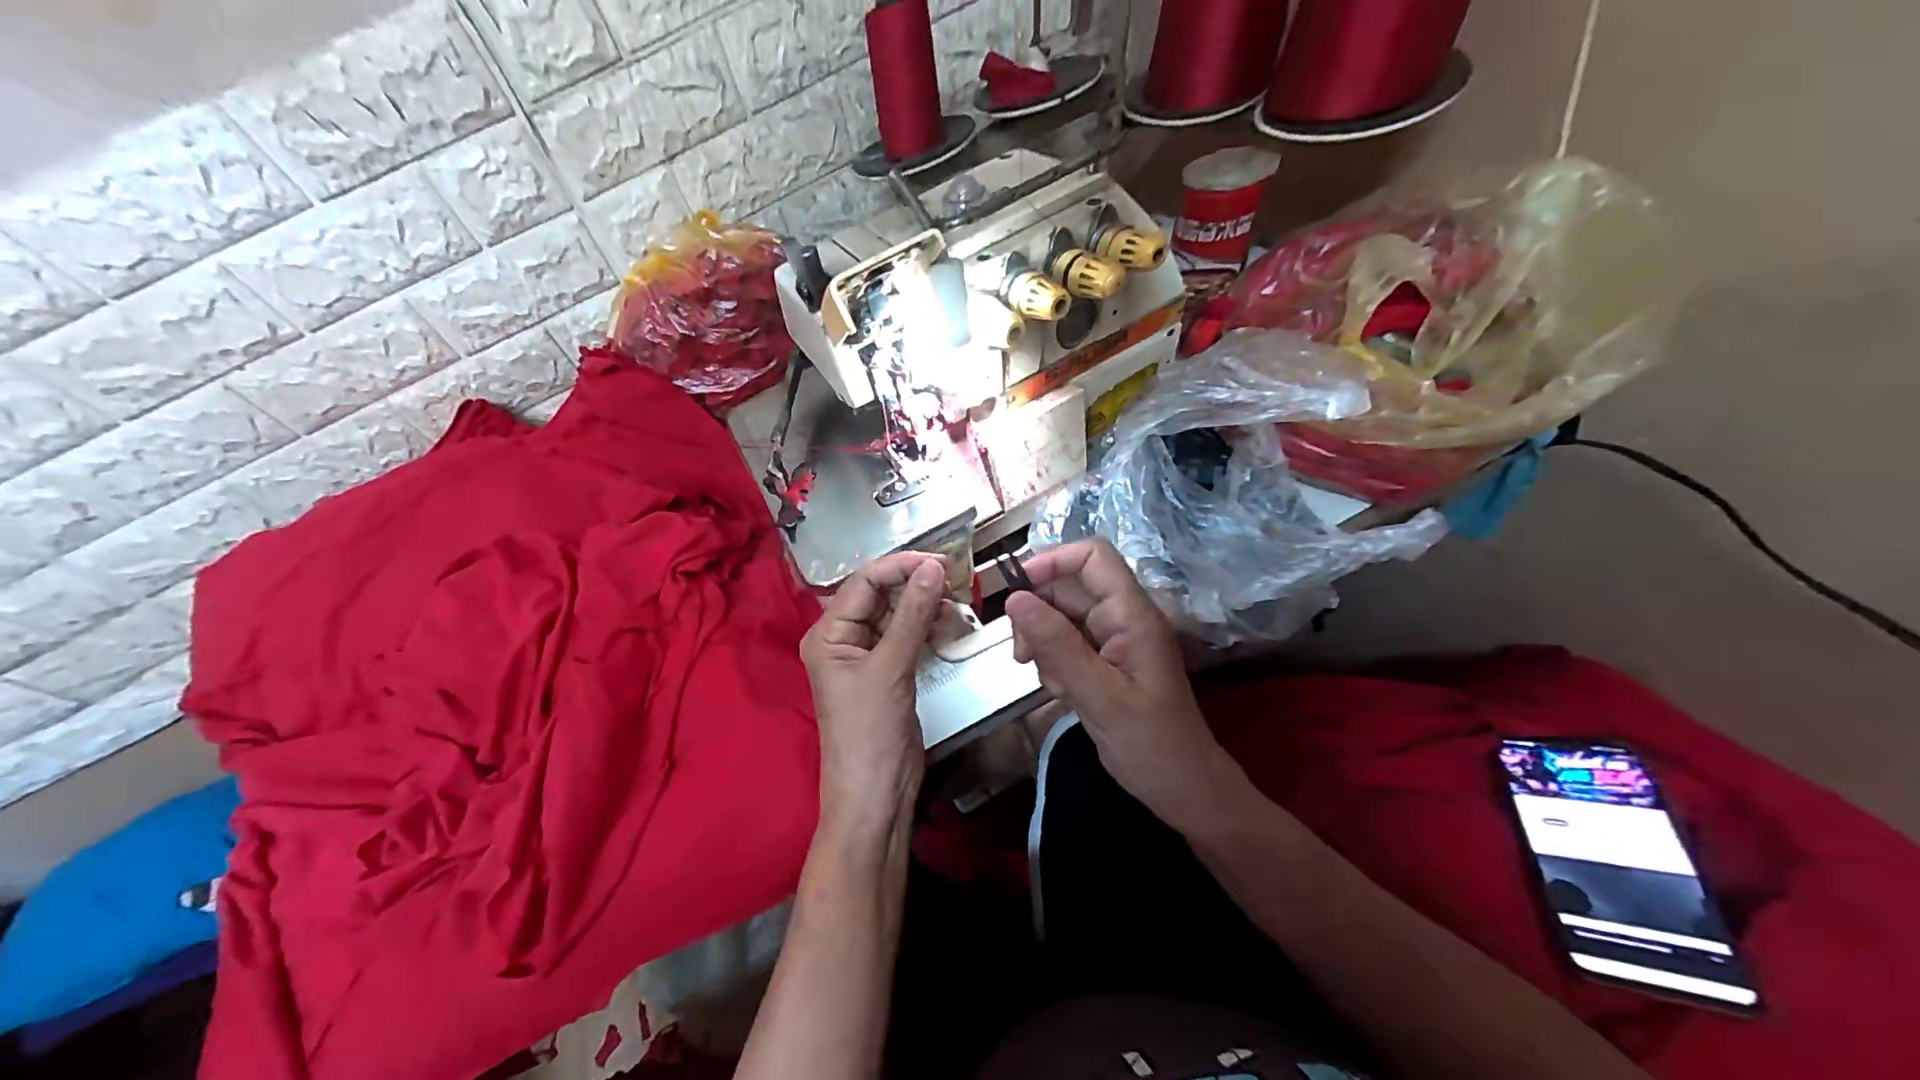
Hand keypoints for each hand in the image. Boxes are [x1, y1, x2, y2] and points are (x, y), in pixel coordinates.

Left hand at [800, 552, 947, 835]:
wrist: (875, 794)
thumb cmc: (870, 731)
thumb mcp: (890, 668)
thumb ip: (912, 615)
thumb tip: (934, 568)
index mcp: (827, 632)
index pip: (864, 581)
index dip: (902, 567)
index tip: (942, 563)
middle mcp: (842, 637)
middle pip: (880, 594)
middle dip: (915, 584)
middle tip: (956, 581)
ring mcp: (866, 654)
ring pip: (896, 613)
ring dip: (924, 605)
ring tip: (956, 604)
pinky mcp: (887, 670)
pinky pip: (906, 635)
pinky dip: (926, 626)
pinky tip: (948, 622)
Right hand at [1004, 540, 1245, 831]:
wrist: (1182, 788)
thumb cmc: (1150, 743)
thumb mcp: (1098, 694)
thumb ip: (1056, 644)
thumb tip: (1014, 599)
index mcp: (1132, 615)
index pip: (1092, 557)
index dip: (1052, 561)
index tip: (1016, 591)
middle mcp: (1122, 618)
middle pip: (1068, 588)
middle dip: (1038, 615)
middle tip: (1022, 654)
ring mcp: (1113, 640)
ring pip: (1061, 618)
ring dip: (1044, 644)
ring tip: (1053, 683)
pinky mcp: (1104, 662)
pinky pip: (1066, 645)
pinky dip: (1054, 662)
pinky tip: (1061, 693)